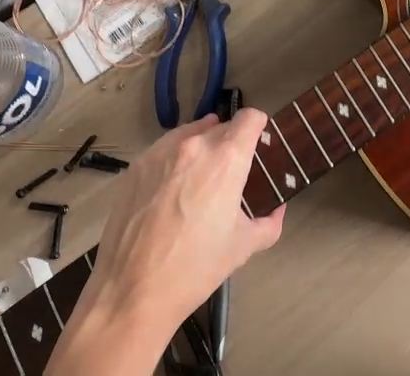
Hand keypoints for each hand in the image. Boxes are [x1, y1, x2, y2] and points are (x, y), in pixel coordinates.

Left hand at [77, 112, 283, 339]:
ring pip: (190, 134)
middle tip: (229, 172)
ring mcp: (161, 154)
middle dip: (230, 143)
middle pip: (220, 127)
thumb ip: (269, 223)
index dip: (257, 127)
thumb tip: (277, 212)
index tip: (257, 143)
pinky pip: (163, 150)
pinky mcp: (135, 168)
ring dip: (201, 146)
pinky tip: (171, 190)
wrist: (132, 293)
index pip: (250, 118)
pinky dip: (174, 160)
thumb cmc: (195, 268)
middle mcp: (195, 146)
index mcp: (227, 159)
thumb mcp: (243, 246)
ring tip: (198, 179)